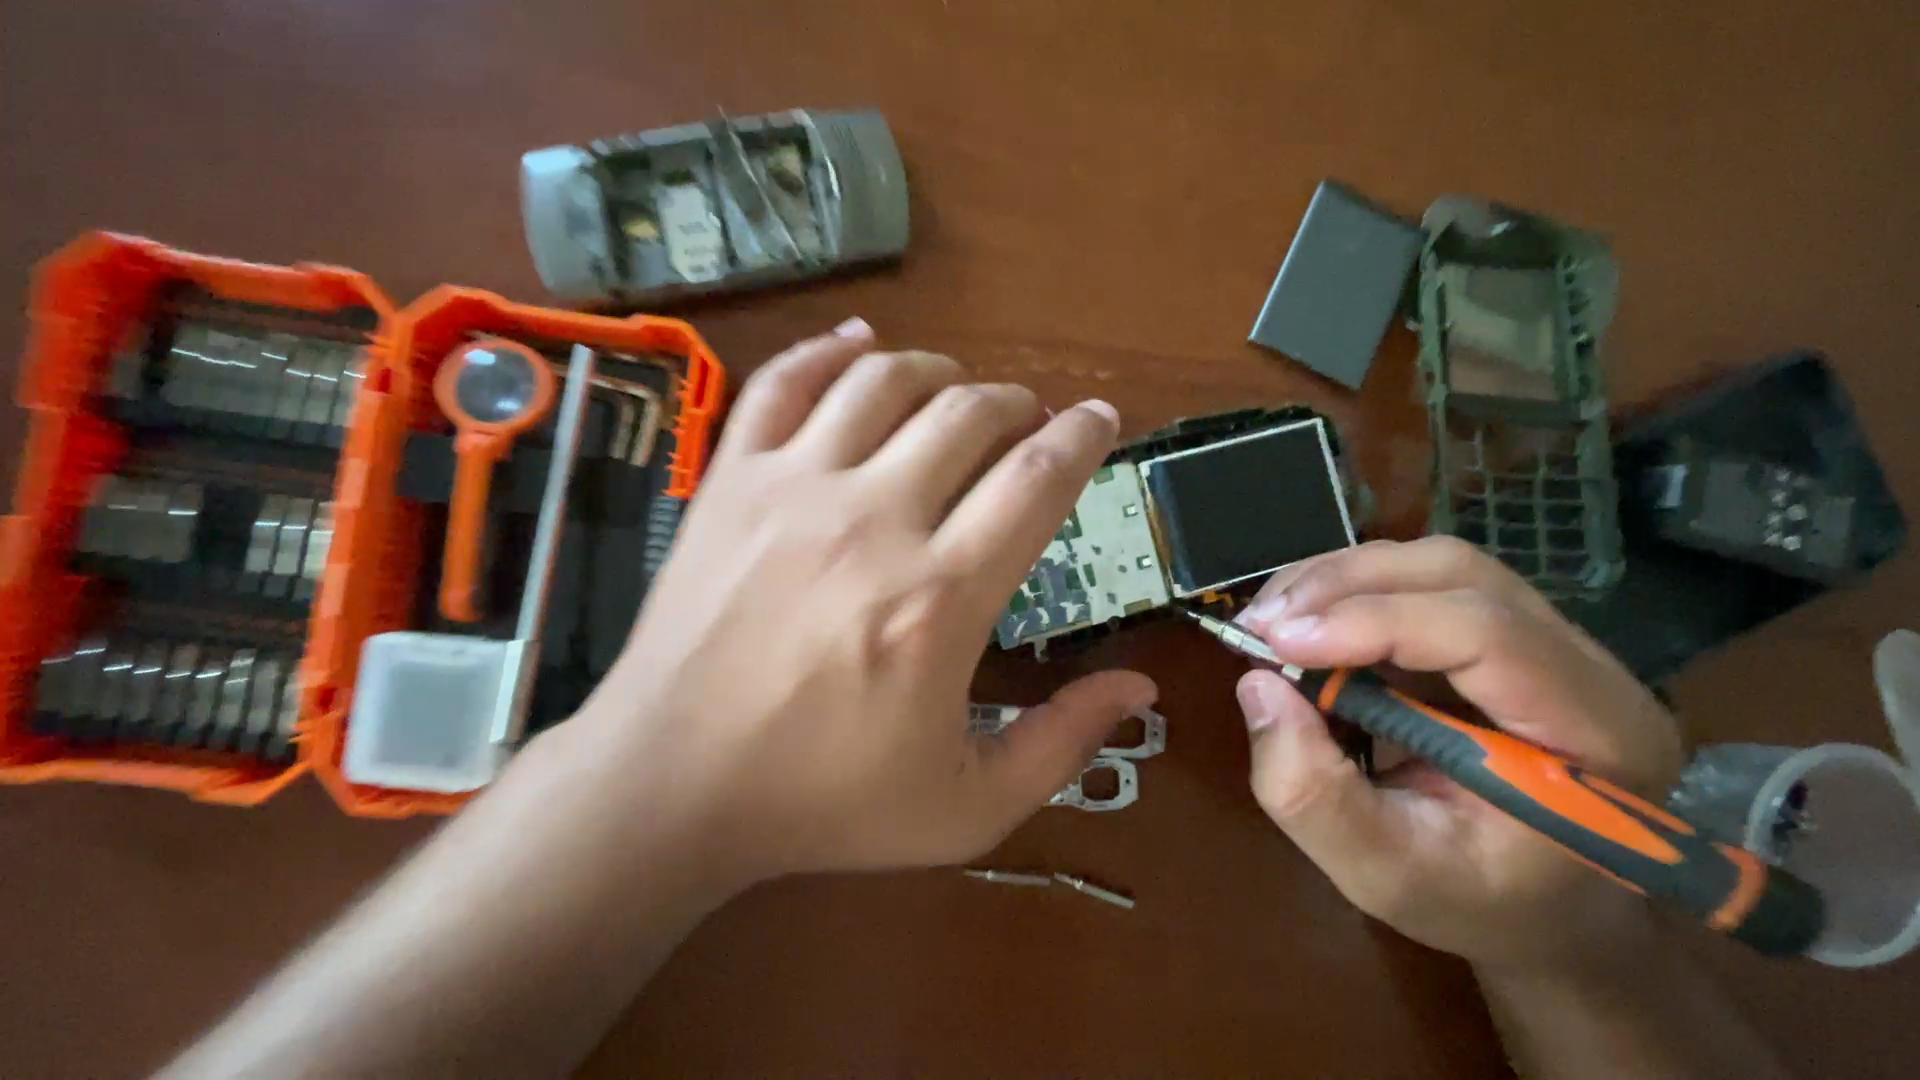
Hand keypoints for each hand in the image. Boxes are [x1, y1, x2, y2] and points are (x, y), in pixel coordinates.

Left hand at [565, 319, 1155, 881]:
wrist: (672, 785)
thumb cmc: (823, 802)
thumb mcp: (966, 807)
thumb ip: (1061, 743)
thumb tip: (1138, 682)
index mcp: (940, 598)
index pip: (1037, 480)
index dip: (1082, 438)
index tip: (1099, 420)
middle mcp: (873, 521)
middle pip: (968, 415)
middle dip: (1016, 405)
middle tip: (1026, 421)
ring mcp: (793, 489)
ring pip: (884, 382)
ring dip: (939, 372)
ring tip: (957, 390)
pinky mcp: (729, 480)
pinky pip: (784, 382)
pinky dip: (829, 350)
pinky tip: (861, 345)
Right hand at [1233, 537, 1683, 973]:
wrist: (1546, 908)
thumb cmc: (1481, 904)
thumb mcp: (1387, 876)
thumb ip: (1317, 797)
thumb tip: (1259, 687)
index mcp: (1595, 734)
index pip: (1486, 633)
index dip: (1374, 623)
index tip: (1278, 645)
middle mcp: (1584, 665)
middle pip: (1458, 574)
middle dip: (1344, 585)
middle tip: (1261, 624)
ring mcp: (1545, 639)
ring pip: (1434, 565)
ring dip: (1338, 579)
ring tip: (1271, 619)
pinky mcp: (1499, 632)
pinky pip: (1418, 583)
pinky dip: (1346, 590)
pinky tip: (1302, 623)